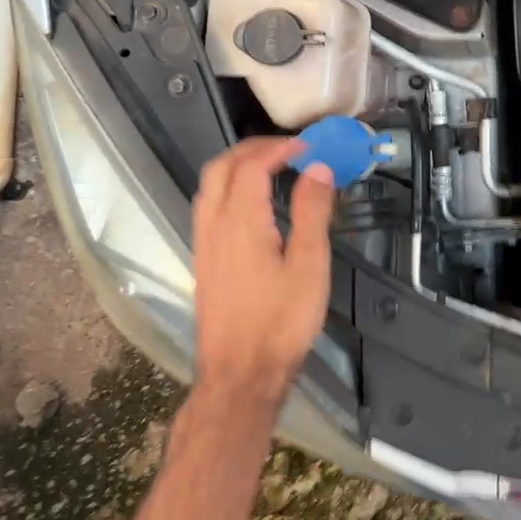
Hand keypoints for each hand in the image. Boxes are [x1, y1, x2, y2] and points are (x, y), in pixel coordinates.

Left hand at [191, 137, 334, 403]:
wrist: (241, 375)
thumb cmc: (281, 320)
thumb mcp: (309, 263)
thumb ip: (311, 212)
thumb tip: (316, 168)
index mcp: (240, 223)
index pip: (251, 167)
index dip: (278, 148)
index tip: (308, 144)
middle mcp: (214, 228)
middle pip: (219, 170)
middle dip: (251, 150)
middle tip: (288, 148)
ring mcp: (204, 247)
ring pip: (209, 190)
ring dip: (238, 169)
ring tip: (273, 168)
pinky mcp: (205, 264)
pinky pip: (210, 210)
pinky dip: (231, 190)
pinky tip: (256, 206)